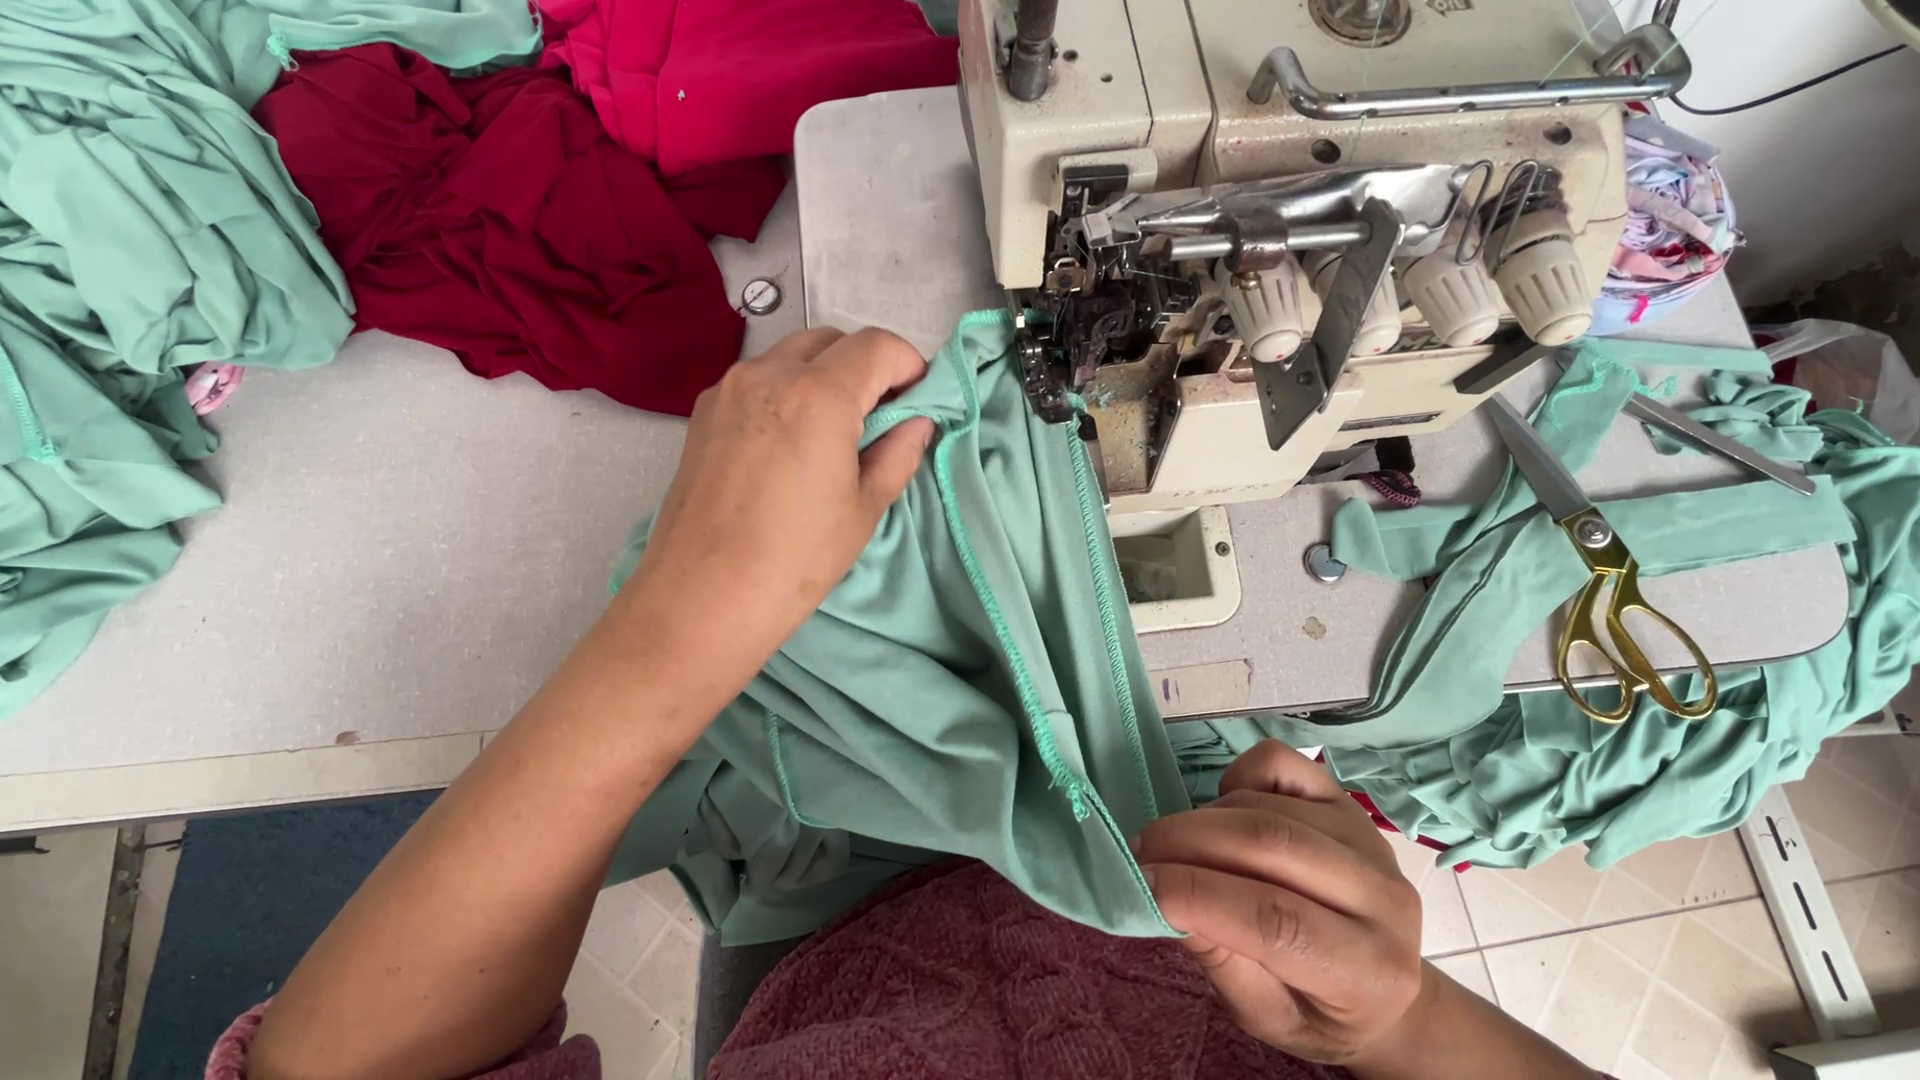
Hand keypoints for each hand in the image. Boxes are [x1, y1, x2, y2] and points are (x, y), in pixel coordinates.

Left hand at [613, 327, 934, 695]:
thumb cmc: (796, 559)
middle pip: (832, 341)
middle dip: (865, 367)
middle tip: (879, 417)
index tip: (917, 400)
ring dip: (824, 376)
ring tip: (833, 433)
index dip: (908, 365)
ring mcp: (730, 388)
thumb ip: (898, 452)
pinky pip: (758, 380)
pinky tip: (790, 444)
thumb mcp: (864, 508)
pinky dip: (786, 392)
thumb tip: (916, 422)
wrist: (703, 596)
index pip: (876, 345)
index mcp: (818, 394)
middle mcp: (769, 374)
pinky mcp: (704, 411)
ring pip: (791, 355)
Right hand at [1135, 739, 1424, 1065]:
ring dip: (1200, 818)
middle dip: (1185, 841)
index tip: (1142, 884)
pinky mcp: (1346, 799)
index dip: (1196, 894)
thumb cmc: (1315, 1012)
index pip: (1276, 920)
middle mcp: (1381, 897)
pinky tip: (1225, 811)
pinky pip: (1280, 764)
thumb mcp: (1263, 1015)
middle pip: (1269, 844)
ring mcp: (1366, 837)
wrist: (1385, 990)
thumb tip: (1163, 896)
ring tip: (1174, 846)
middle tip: (1141, 853)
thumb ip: (1218, 959)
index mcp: (1367, 969)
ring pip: (1265, 805)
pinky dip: (1236, 777)